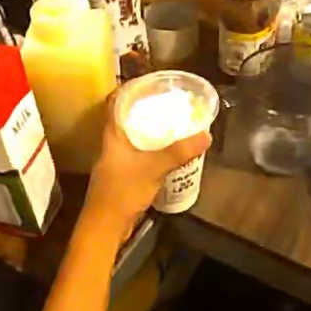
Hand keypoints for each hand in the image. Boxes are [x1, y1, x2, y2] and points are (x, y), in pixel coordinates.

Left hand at [82, 100, 210, 230]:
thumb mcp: (154, 168)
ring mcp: (115, 163)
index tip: (149, 84)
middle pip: (126, 121)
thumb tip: (205, 135)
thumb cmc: (122, 191)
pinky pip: (138, 158)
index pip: (115, 104)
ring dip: (149, 134)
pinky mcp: (122, 179)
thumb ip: (179, 152)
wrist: (104, 226)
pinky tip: (167, 156)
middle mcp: (111, 146)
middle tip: (168, 105)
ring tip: (172, 127)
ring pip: (133, 141)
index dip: (128, 91)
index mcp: (112, 136)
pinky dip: (151, 153)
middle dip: (145, 112)